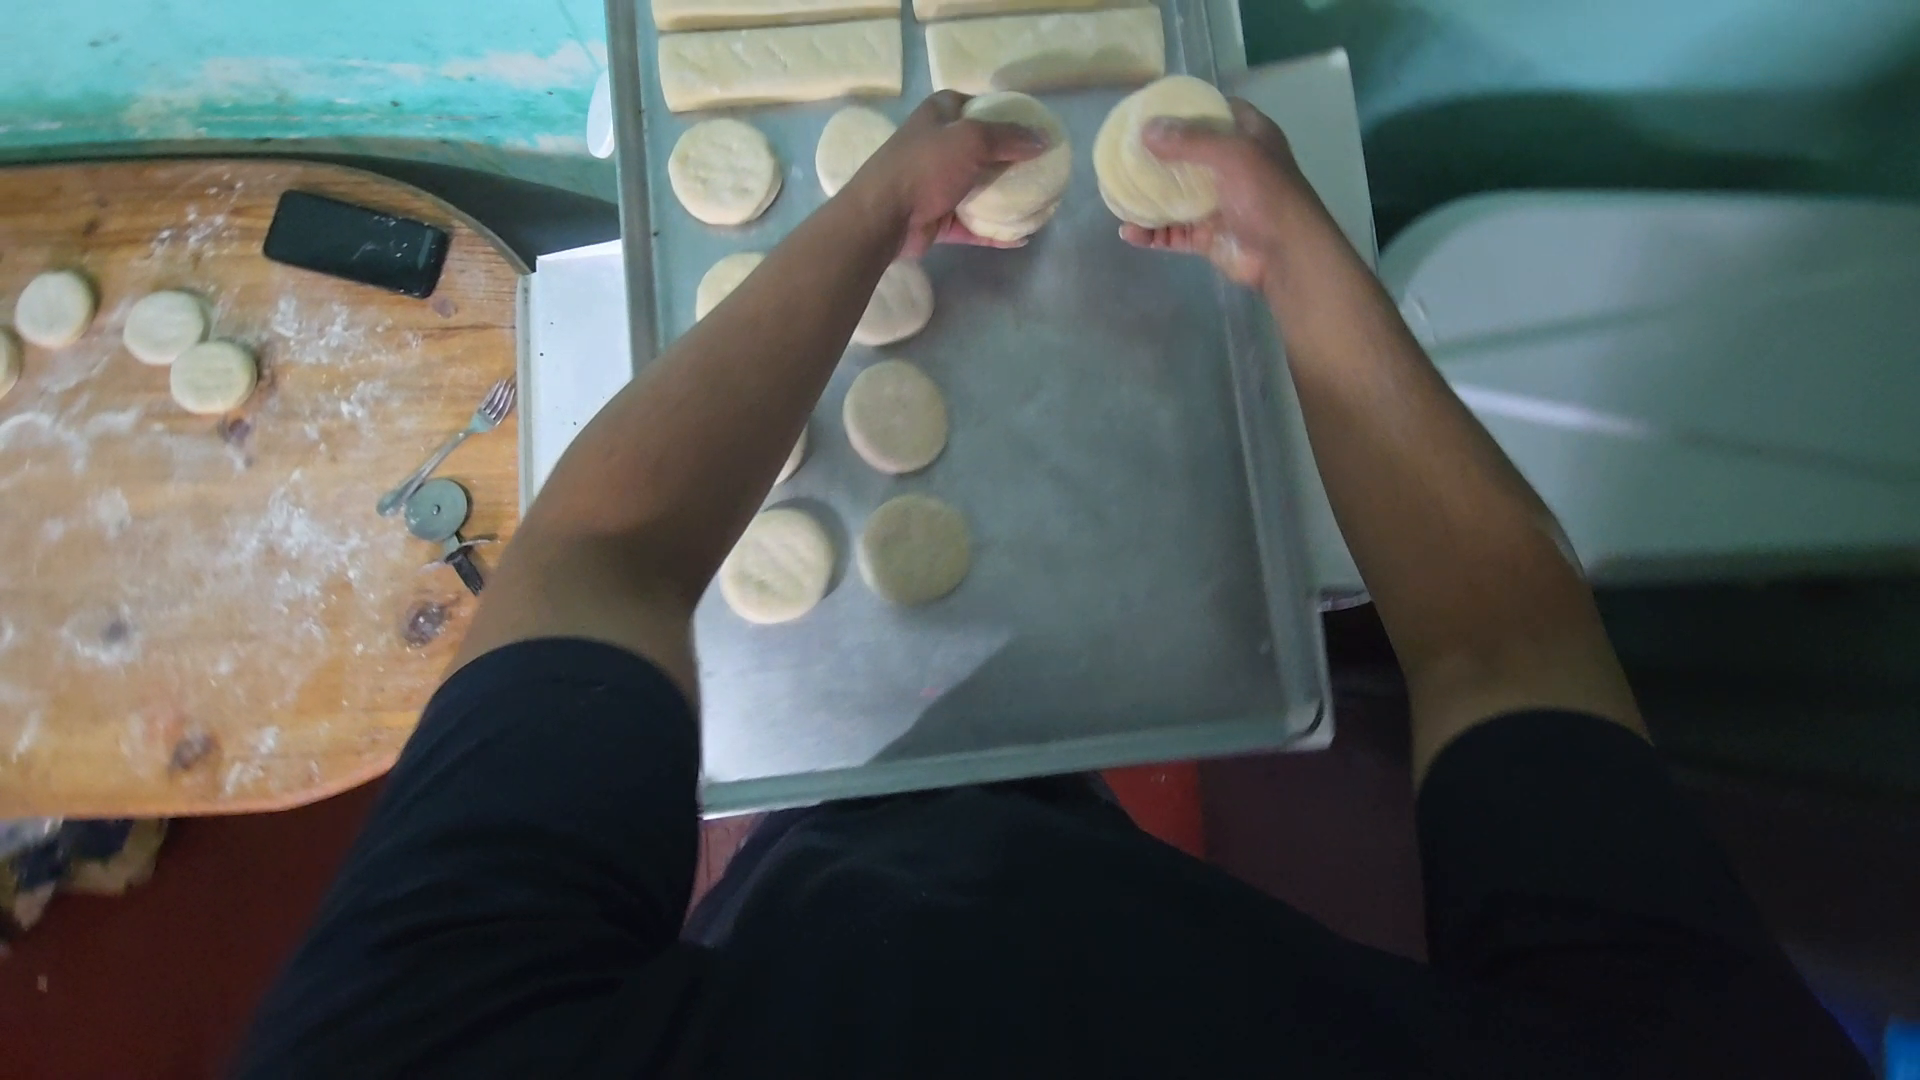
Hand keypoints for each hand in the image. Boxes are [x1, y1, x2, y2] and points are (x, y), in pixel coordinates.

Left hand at [848, 91, 1050, 257]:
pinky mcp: (938, 219)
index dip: (1007, 116)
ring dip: (1005, 199)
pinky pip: (973, 226)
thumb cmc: (926, 165)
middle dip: (1011, 161)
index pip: (980, 107)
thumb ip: (1009, 137)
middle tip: (1043, 170)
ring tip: (1038, 204)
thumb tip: (1043, 140)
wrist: (884, 215)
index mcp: (942, 114)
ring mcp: (938, 185)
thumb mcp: (972, 138)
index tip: (1035, 131)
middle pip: (984, 151)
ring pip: (979, 191)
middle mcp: (939, 146)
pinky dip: (995, 232)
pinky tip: (1021, 237)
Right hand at [1119, 99, 1316, 290]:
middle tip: (1126, 152)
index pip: (1215, 113)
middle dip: (1158, 155)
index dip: (1186, 110)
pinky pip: (1173, 233)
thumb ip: (1190, 141)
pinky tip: (1129, 232)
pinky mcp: (1207, 236)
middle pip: (1188, 155)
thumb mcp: (1232, 155)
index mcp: (1247, 137)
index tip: (1153, 110)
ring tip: (1118, 194)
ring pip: (1176, 197)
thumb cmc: (1266, 195)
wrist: (1283, 253)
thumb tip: (1146, 131)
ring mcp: (1218, 204)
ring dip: (1149, 198)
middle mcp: (1232, 167)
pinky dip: (1151, 234)